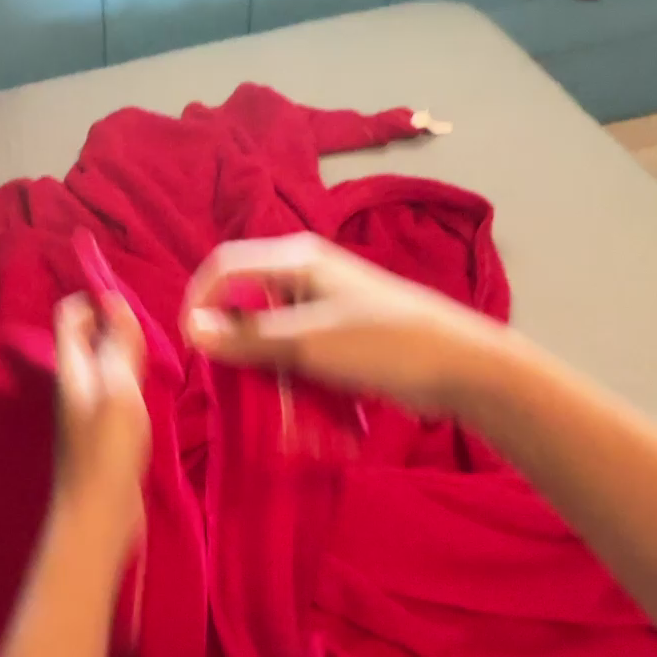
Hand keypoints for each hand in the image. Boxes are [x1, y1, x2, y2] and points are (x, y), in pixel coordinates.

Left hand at [53, 292, 149, 540]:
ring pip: (102, 365)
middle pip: (86, 338)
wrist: (98, 516)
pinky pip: (114, 392)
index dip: (94, 301)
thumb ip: (116, 345)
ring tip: (157, 357)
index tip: (130, 306)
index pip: (69, 315)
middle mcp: (72, 383)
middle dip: (115, 326)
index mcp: (69, 368)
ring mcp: (85, 409)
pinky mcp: (101, 433)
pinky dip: (131, 383)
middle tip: (150, 333)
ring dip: (126, 355)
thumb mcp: (118, 389)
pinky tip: (152, 392)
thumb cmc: (107, 450)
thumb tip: (113, 300)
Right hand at [180, 233, 517, 414]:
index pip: (225, 267)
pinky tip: (289, 397)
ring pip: (265, 326)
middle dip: (230, 336)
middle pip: (243, 297)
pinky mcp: (333, 329)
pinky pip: (290, 344)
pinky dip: (283, 368)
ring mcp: (320, 302)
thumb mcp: (308, 343)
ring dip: (258, 359)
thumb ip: (247, 337)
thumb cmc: (384, 344)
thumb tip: (192, 330)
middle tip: (226, 373)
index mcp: (295, 259)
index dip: (200, 301)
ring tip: (262, 392)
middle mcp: (303, 273)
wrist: (464, 367)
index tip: (192, 345)